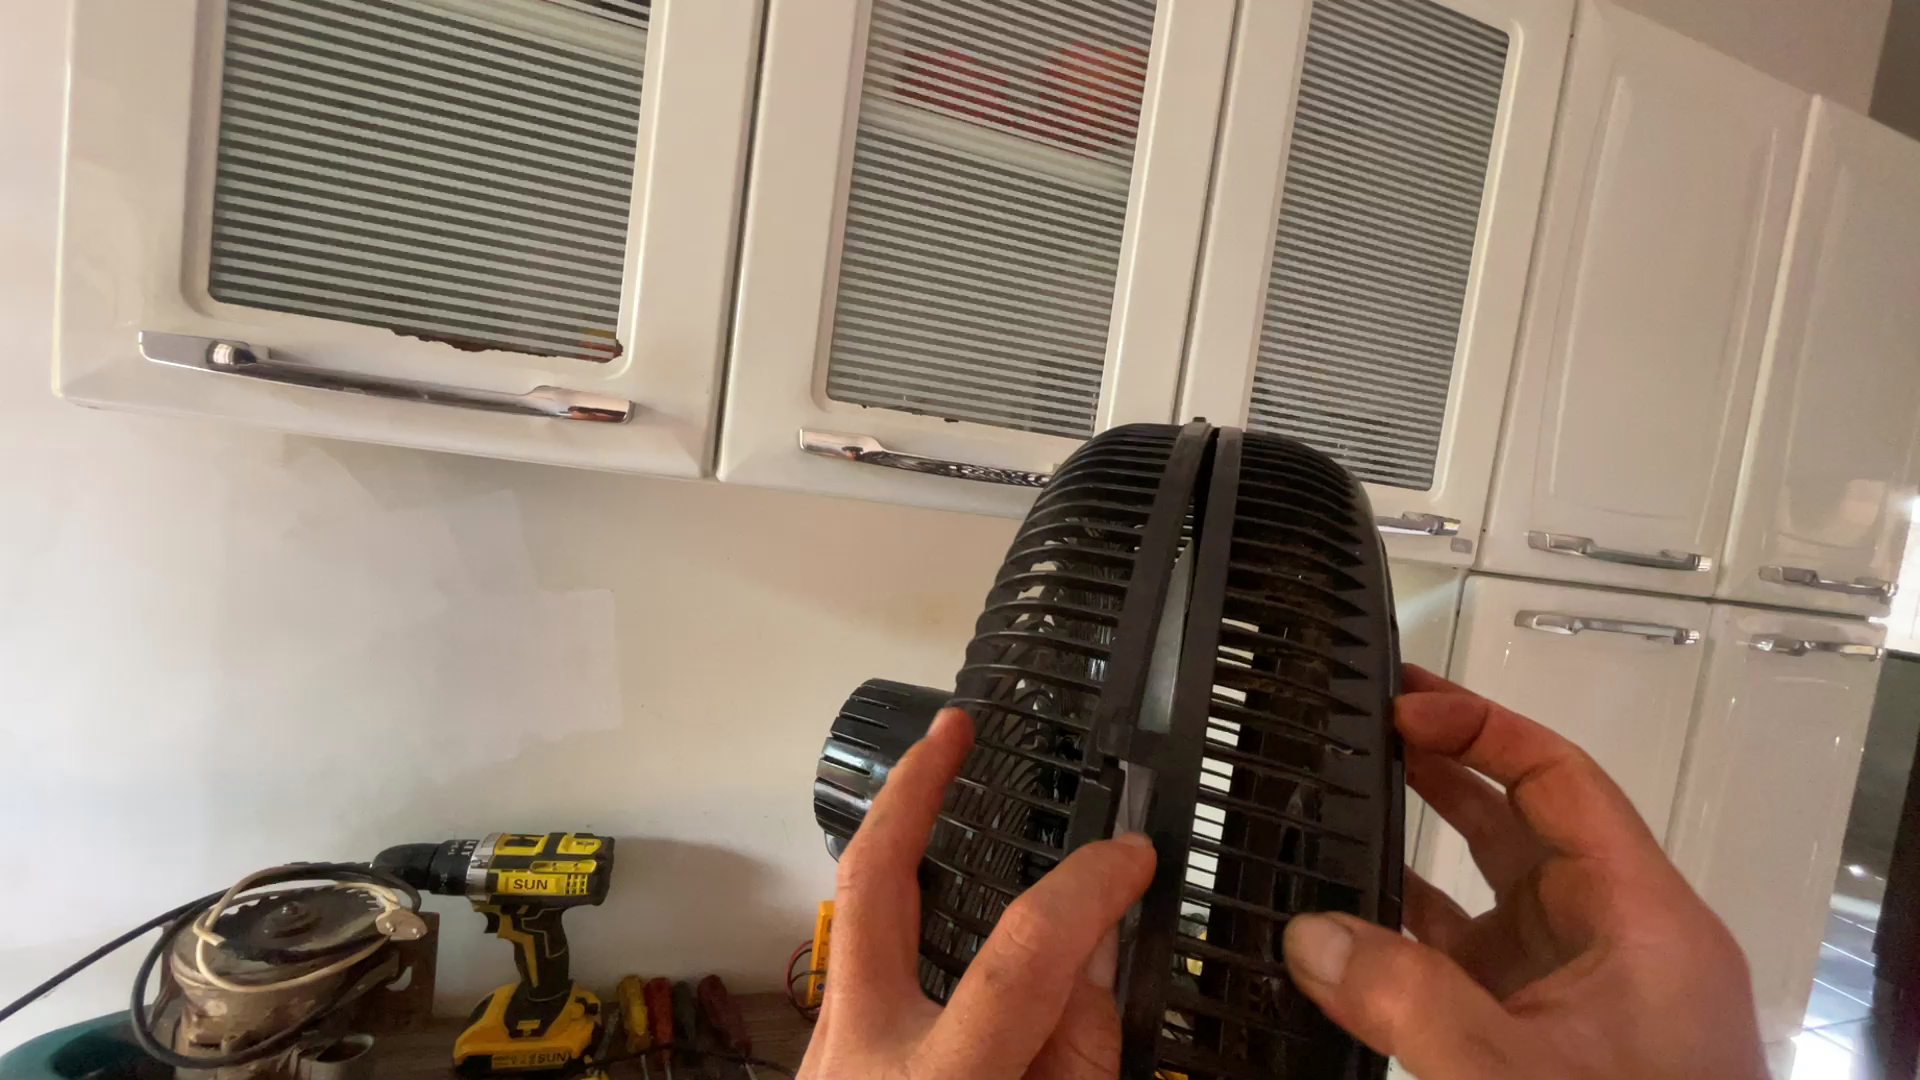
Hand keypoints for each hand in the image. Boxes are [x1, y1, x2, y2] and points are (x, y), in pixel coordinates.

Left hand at [798, 707, 1155, 1079]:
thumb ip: (1080, 1048)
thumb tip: (1088, 944)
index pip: (1021, 957)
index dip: (1087, 891)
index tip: (1134, 851)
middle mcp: (860, 1042)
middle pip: (873, 878)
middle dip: (912, 788)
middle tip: (951, 725)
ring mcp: (828, 1036)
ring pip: (857, 896)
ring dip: (899, 824)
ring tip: (934, 769)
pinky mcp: (827, 1037)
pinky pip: (869, 939)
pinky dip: (904, 890)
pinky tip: (936, 868)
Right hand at [1281, 666, 1766, 1078]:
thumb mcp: (1520, 1079)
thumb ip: (1412, 1000)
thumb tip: (1302, 932)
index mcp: (1636, 919)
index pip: (1559, 779)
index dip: (1478, 727)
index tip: (1395, 708)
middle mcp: (1603, 935)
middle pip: (1518, 812)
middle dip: (1440, 756)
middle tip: (1360, 716)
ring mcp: (1561, 979)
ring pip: (1482, 871)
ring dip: (1413, 824)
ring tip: (1340, 783)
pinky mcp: (1521, 1019)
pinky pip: (1451, 935)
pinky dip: (1396, 904)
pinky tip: (1339, 894)